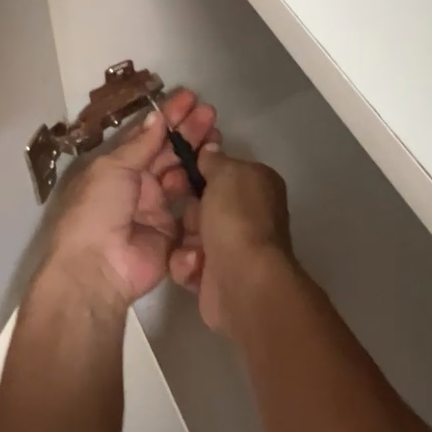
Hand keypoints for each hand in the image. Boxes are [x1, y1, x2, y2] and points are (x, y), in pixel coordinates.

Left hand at [39, 89, 219, 311]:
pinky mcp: (174, 230)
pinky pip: (191, 204)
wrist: (97, 269)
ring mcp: (156, 207)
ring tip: (217, 132)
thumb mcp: (112, 168)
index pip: (146, 135)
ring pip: (182, 173)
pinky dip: (203, 186)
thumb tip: (156, 116)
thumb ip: (139, 144)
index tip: (190, 97)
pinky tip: (217, 166)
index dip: (168, 115)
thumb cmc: (96, 210)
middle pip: (167, 152)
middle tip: (210, 112)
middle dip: (188, 131)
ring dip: (198, 153)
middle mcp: (137, 184)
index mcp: (116, 167)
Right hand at [167, 146, 294, 337]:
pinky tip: (196, 268)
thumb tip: (209, 150)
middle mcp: (247, 214)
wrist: (243, 281)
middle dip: (189, 211)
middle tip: (183, 214)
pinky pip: (187, 262)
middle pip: (201, 203)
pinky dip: (187, 265)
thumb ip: (214, 160)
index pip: (221, 170)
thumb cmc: (237, 218)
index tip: (175, 172)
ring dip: (186, 241)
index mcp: (257, 185)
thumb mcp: (226, 174)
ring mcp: (232, 246)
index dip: (197, 171)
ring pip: (189, 234)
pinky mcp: (215, 276)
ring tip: (195, 250)